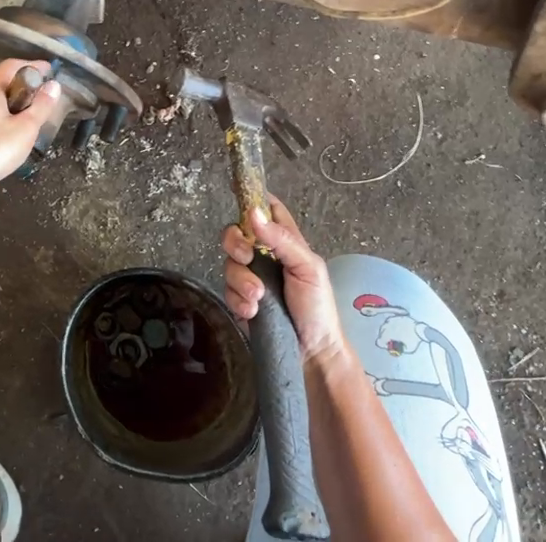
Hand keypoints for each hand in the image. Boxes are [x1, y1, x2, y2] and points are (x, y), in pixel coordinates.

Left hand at [0, 59, 63, 199]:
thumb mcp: (26, 128)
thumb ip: (42, 105)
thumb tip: (54, 85)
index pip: (12, 65)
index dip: (33, 65)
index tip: (50, 70)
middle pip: (3, 79)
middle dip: (24, 82)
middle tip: (43, 92)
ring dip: (15, 99)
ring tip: (32, 111)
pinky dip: (5, 112)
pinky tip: (12, 128)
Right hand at [221, 196, 346, 362]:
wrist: (312, 352)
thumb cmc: (317, 306)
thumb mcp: (308, 267)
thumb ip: (282, 239)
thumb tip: (253, 212)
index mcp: (284, 241)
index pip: (267, 209)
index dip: (252, 198)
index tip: (238, 193)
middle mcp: (264, 255)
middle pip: (236, 233)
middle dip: (235, 243)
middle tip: (246, 257)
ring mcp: (250, 277)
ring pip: (229, 264)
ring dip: (241, 281)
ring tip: (258, 298)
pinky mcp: (240, 300)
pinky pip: (227, 291)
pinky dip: (238, 301)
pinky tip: (253, 312)